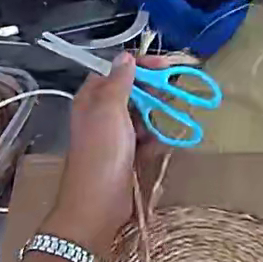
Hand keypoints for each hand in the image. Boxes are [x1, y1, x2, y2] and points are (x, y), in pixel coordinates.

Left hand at [46, 54, 147, 252]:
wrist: (97, 205)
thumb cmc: (102, 153)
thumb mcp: (109, 110)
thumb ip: (118, 82)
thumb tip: (125, 56)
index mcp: (91, 98)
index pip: (116, 70)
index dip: (139, 64)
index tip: (165, 66)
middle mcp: (100, 113)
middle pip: (130, 92)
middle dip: (151, 91)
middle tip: (171, 93)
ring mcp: (113, 135)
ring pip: (140, 115)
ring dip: (154, 117)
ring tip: (165, 121)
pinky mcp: (125, 155)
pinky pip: (144, 139)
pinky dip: (153, 139)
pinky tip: (158, 145)